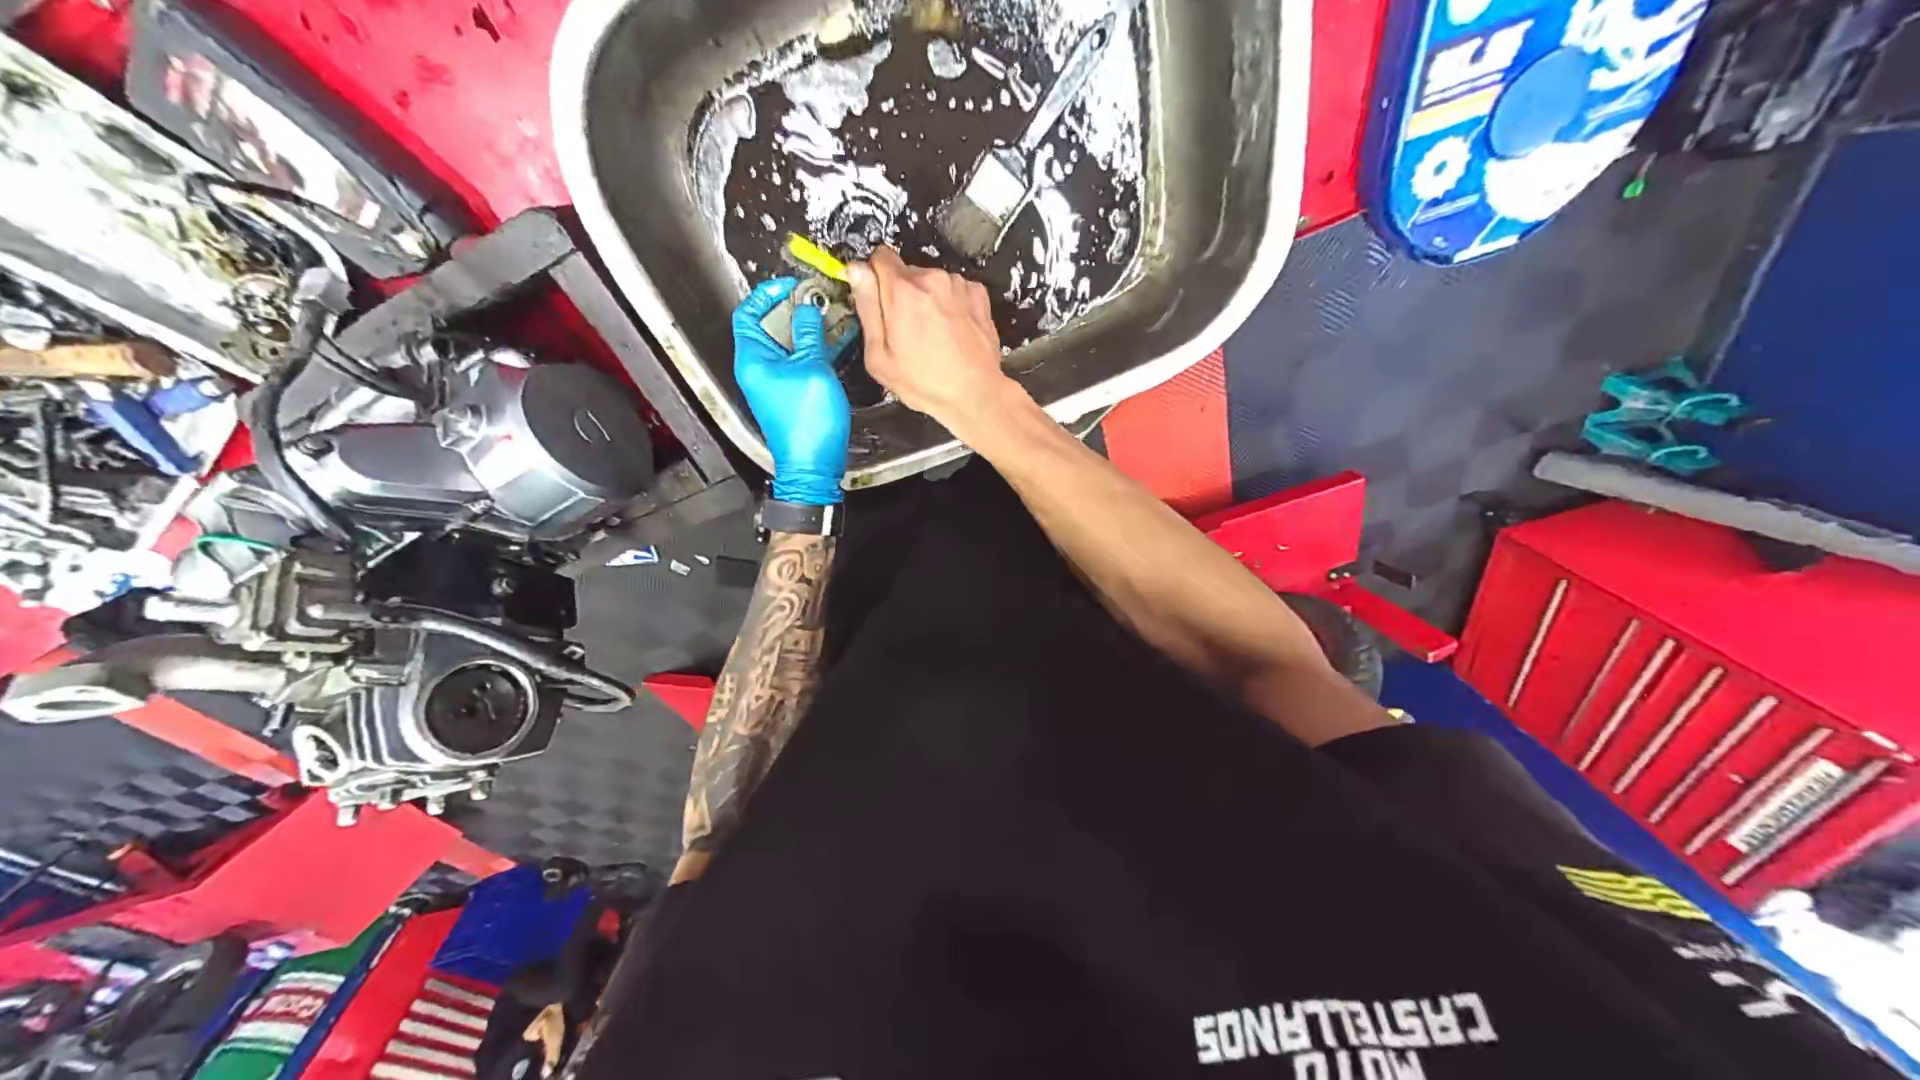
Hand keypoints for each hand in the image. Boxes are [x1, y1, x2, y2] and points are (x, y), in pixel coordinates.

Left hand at [733, 277, 851, 505]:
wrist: (814, 465)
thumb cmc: (807, 424)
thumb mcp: (812, 368)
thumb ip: (809, 332)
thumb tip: (808, 306)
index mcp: (753, 359)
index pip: (749, 312)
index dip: (768, 293)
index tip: (793, 285)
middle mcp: (760, 367)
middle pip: (772, 325)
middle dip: (797, 309)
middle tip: (820, 298)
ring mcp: (777, 380)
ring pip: (791, 342)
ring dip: (811, 328)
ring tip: (834, 315)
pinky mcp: (794, 390)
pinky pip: (803, 359)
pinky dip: (818, 347)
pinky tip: (839, 338)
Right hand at [848, 247, 1024, 439]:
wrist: (975, 393)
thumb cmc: (929, 383)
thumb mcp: (879, 356)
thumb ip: (866, 308)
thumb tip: (857, 273)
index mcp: (901, 292)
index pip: (879, 257)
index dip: (875, 278)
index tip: (878, 297)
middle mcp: (931, 280)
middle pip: (906, 272)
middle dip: (901, 295)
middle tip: (905, 331)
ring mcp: (957, 285)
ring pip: (930, 282)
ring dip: (927, 301)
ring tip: (931, 336)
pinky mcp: (976, 293)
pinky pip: (953, 290)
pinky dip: (950, 305)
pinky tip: (949, 332)